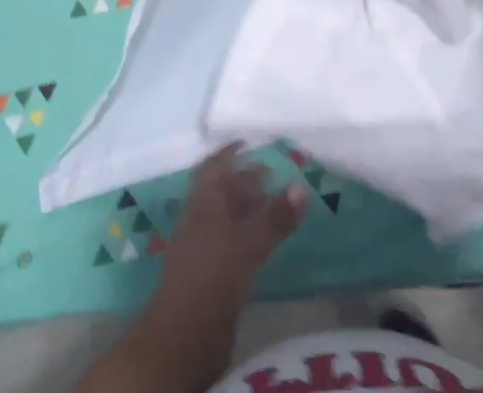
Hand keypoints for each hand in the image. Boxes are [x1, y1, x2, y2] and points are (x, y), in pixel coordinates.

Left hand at [157, 143, 305, 302]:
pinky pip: (232, 244)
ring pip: (226, 219)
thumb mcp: (246, 245)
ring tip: (278, 204)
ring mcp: (203, 251)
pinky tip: (267, 242)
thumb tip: (300, 185)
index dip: (228, 154)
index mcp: (202, 206)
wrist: (182, 340)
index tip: (248, 143)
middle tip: (275, 173)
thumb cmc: (210, 280)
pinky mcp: (211, 277)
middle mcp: (200, 223)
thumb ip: (273, 218)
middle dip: (243, 180)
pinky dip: (250, 235)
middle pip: (220, 193)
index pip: (213, 170)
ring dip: (248, 208)